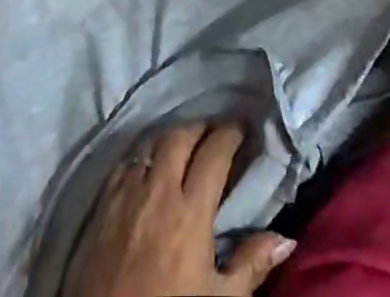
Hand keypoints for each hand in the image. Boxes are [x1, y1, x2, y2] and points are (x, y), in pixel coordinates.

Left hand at [68, 123, 296, 296]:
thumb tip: (285, 238)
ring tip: (187, 139)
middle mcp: (156, 188)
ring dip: (172, 134)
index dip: (229, 135)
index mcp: (189, 210)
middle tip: (217, 129)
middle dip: (201, 127)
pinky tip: (151, 159)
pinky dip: (144, 150)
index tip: (243, 126)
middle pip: (179, 137)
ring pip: (150, 142)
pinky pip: (127, 159)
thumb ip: (251, 263)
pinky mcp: (103, 198)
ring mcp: (126, 189)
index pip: (213, 155)